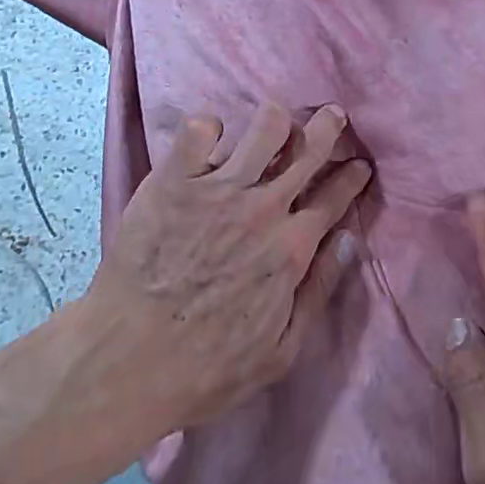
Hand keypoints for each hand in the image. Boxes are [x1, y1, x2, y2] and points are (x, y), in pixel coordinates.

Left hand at [80, 102, 372, 432]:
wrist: (125, 364)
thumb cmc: (206, 367)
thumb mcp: (281, 350)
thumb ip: (320, 291)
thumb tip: (350, 240)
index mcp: (292, 247)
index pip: (335, 197)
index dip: (352, 176)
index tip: (359, 164)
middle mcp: (263, 208)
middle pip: (310, 148)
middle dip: (328, 126)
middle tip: (332, 115)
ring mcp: (218, 190)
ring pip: (266, 126)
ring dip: (276, 118)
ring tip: (273, 122)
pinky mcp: (174, 181)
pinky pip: (199, 130)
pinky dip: (207, 128)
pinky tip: (207, 139)